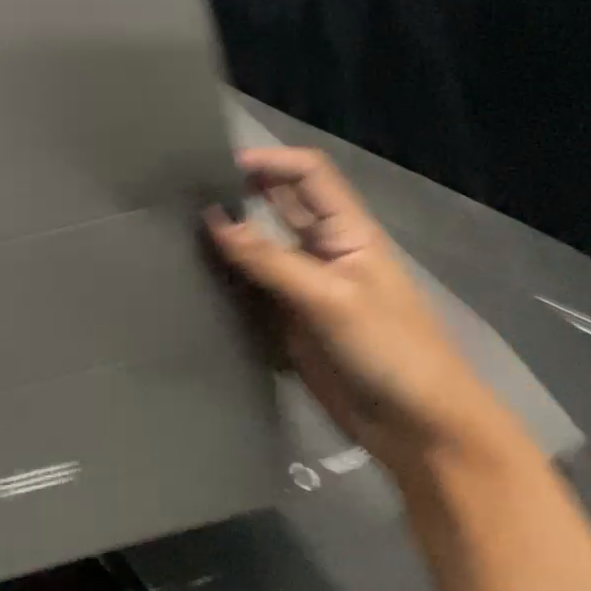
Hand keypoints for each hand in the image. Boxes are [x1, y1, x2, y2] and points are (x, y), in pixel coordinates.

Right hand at [205, 148, 502, 469]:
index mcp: (348, 233)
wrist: (419, 429)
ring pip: (255, 249)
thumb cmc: (392, 352)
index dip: (268, 162)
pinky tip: (187, 279)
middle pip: (277, 206)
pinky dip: (220, 282)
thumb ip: (269, 260)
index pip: (308, 175)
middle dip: (237, 193)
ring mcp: (302, 289)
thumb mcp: (331, 299)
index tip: (212, 167)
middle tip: (180, 193)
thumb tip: (211, 219)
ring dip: (223, 239)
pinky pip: (246, 291)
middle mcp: (322, 252)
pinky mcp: (285, 323)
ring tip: (171, 232)